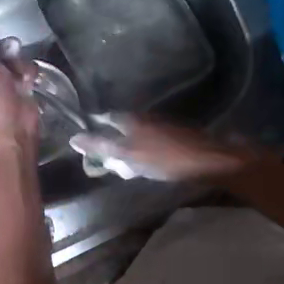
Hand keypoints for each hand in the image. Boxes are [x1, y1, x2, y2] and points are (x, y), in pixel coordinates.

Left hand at [0, 33, 39, 148]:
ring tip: (22, 76)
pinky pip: (29, 70)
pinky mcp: (25, 86)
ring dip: (22, 65)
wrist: (16, 122)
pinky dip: (30, 74)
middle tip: (12, 58)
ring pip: (19, 59)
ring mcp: (9, 80)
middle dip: (10, 53)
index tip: (0, 42)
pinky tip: (29, 81)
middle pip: (4, 51)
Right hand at [70, 116, 255, 182]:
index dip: (91, 131)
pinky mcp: (174, 136)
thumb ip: (101, 147)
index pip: (102, 119)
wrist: (210, 161)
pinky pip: (149, 143)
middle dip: (109, 141)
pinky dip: (142, 153)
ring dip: (126, 148)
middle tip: (103, 163)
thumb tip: (74, 138)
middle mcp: (143, 116)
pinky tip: (144, 166)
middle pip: (118, 127)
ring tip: (122, 167)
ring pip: (134, 135)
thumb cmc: (166, 159)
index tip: (83, 146)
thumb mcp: (128, 155)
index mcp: (129, 118)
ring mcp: (160, 125)